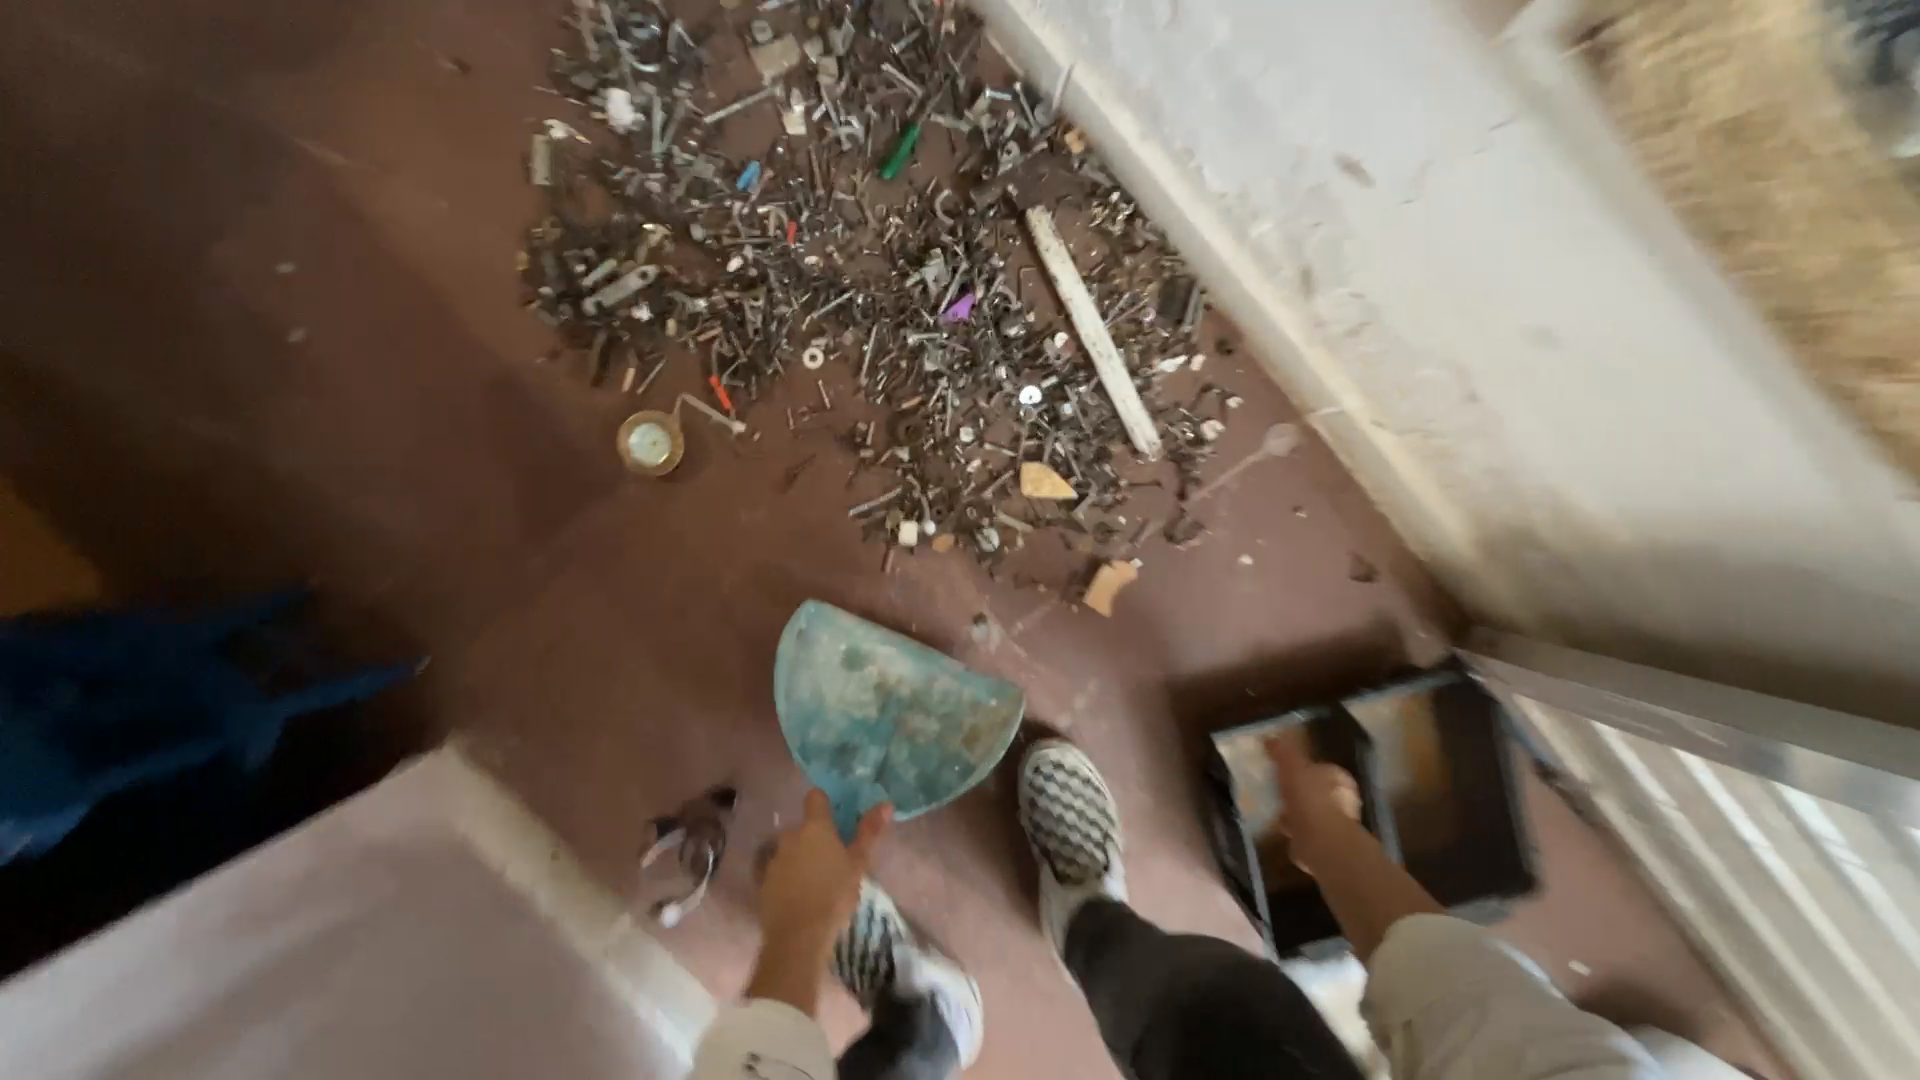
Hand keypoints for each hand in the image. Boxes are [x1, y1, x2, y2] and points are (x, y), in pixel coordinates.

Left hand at [746, 790, 890, 1014]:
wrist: (798, 937)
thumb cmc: (834, 895)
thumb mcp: (858, 864)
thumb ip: (869, 832)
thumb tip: (886, 804)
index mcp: (815, 827)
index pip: (816, 797)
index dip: (825, 803)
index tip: (836, 817)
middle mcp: (790, 836)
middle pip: (804, 827)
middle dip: (815, 838)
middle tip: (833, 859)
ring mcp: (773, 859)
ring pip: (790, 850)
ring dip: (801, 858)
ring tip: (816, 881)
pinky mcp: (763, 883)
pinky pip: (779, 872)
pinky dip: (788, 878)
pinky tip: (800, 897)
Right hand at [1268, 727, 1362, 874]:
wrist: (1321, 841)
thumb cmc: (1309, 798)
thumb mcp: (1291, 766)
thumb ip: (1282, 751)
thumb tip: (1270, 737)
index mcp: (1337, 778)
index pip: (1320, 767)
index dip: (1302, 767)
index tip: (1283, 770)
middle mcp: (1342, 798)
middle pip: (1315, 790)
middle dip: (1298, 791)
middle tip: (1277, 789)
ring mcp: (1335, 822)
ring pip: (1310, 811)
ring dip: (1295, 812)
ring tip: (1276, 809)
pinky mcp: (1325, 842)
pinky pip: (1306, 831)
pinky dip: (1295, 830)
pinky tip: (1281, 828)